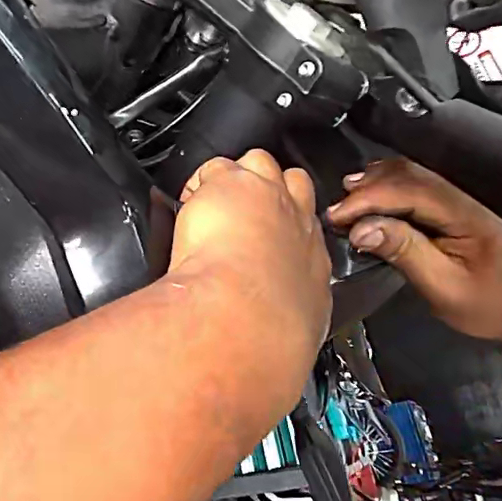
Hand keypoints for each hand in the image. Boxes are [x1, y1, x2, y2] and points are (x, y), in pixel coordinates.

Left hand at [169, 150, 331, 355]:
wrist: (243, 316)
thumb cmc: (264, 333)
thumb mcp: (293, 332)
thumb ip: (289, 318)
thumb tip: (279, 338)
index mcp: (312, 261)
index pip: (309, 227)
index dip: (288, 224)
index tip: (269, 235)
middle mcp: (295, 223)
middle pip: (295, 181)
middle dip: (273, 187)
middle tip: (245, 210)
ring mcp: (266, 197)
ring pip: (260, 162)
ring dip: (237, 177)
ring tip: (212, 203)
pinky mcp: (231, 184)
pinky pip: (216, 166)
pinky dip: (200, 181)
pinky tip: (189, 202)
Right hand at [324, 158, 501, 353]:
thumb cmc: (496, 307)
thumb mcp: (445, 287)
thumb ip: (404, 252)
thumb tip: (363, 228)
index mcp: (464, 215)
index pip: (406, 190)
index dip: (366, 199)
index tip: (337, 216)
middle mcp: (463, 201)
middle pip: (408, 175)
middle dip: (366, 188)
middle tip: (335, 210)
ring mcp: (461, 205)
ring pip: (412, 179)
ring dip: (376, 186)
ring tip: (347, 201)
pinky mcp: (457, 215)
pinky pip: (418, 191)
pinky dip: (389, 192)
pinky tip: (375, 204)